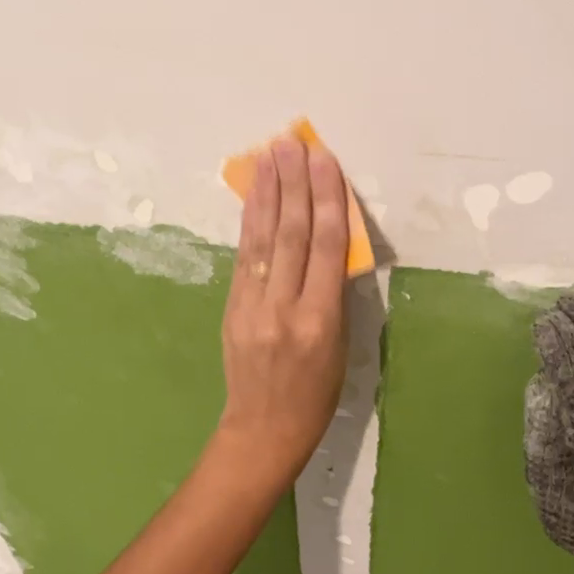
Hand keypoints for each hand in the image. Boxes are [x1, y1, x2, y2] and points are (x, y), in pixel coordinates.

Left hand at [215, 136, 350, 482]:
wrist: (265, 429)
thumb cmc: (316, 395)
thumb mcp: (341, 348)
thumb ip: (334, 296)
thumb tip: (329, 245)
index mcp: (320, 321)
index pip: (327, 247)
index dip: (327, 199)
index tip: (325, 160)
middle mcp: (284, 309)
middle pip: (292, 235)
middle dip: (294, 185)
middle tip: (292, 143)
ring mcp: (252, 309)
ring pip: (262, 241)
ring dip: (267, 195)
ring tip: (270, 157)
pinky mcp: (231, 311)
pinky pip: (244, 260)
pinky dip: (250, 225)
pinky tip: (254, 199)